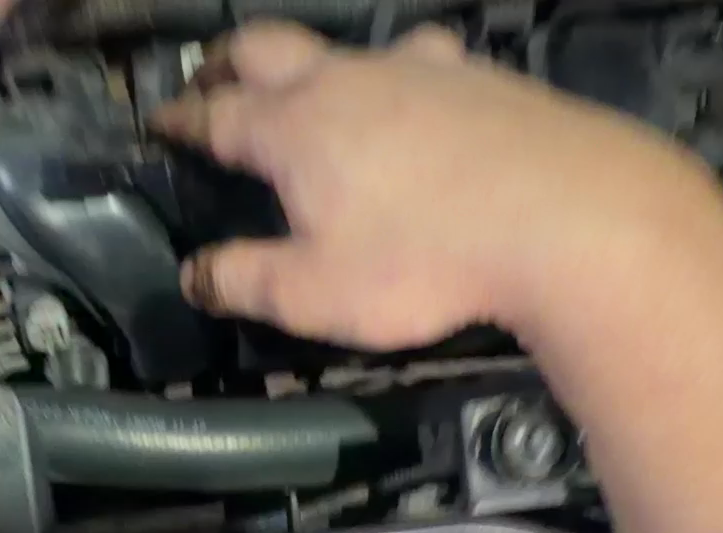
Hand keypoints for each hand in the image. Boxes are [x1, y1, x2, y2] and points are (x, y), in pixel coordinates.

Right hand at [150, 20, 722, 351]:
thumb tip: (192, 274)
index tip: (157, 122)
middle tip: (207, 80)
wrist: (565, 222)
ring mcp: (418, 70)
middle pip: (268, 48)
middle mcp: (348, 80)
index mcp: (296, 129)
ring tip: (302, 91)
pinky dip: (383, 78)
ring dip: (307, 62)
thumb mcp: (309, 294)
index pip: (218, 114)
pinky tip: (404, 100)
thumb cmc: (417, 262)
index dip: (181, 119)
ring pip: (344, 47)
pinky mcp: (477, 78)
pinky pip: (413, 62)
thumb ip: (241, 281)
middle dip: (226, 63)